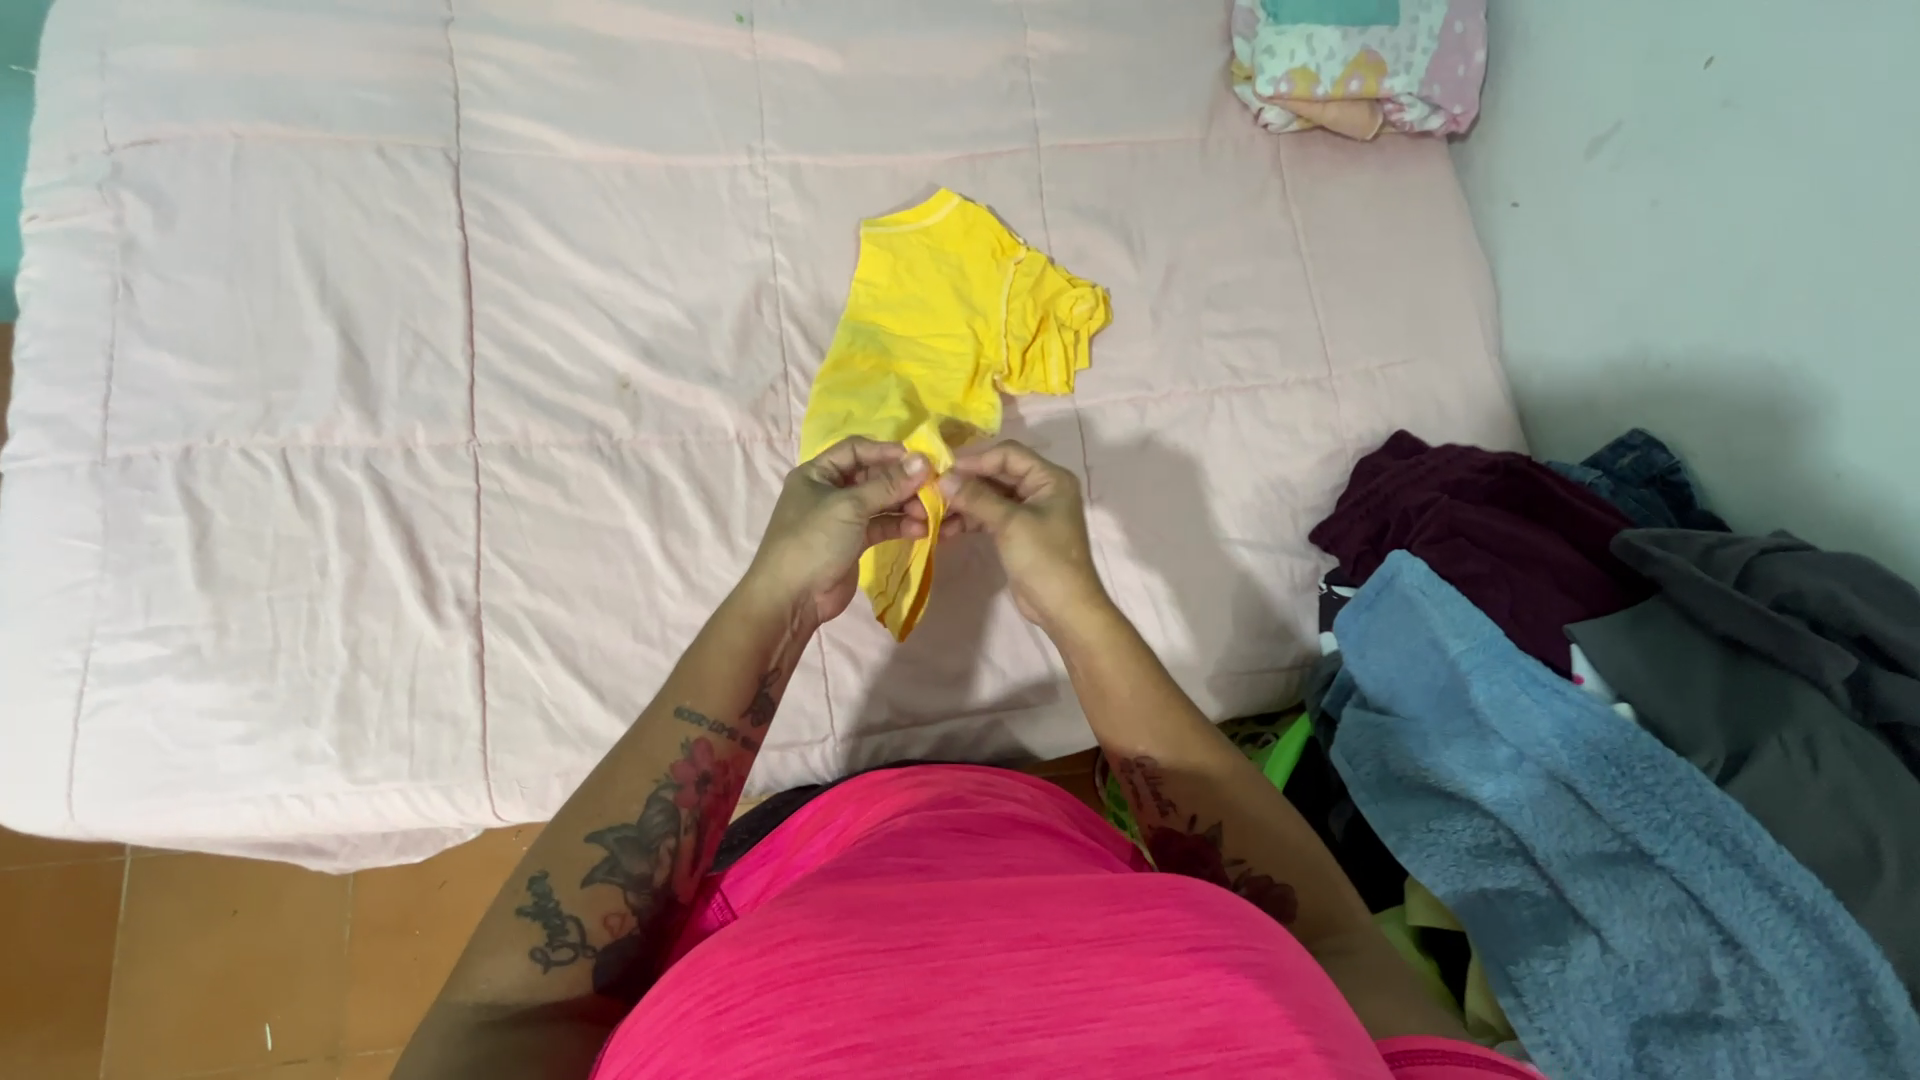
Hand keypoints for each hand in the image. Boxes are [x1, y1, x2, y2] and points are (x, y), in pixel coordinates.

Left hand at [743, 437, 930, 626]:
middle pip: (872, 476)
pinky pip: (880, 526)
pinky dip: (899, 526)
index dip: (886, 451)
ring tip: (929, 513)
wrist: (792, 598)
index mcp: (817, 473)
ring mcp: (842, 518)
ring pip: (879, 503)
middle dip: (901, 482)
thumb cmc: (814, 541)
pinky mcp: (853, 542)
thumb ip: (888, 484)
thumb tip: (924, 460)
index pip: (856, 449)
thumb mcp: (850, 506)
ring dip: (904, 505)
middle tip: (931, 488)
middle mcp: (829, 491)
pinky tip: (920, 530)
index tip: (918, 458)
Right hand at [938, 441, 1112, 633]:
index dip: (976, 459)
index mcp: (1050, 478)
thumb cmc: (1044, 558)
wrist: (1063, 607)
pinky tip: (946, 528)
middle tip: (933, 489)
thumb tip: (943, 478)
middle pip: (997, 474)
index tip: (944, 469)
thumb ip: (976, 498)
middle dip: (966, 482)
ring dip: (964, 503)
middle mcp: (1041, 489)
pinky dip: (970, 520)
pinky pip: (990, 516)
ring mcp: (1029, 511)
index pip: (1008, 455)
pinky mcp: (1017, 532)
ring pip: (990, 496)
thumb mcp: (1010, 523)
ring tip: (934, 512)